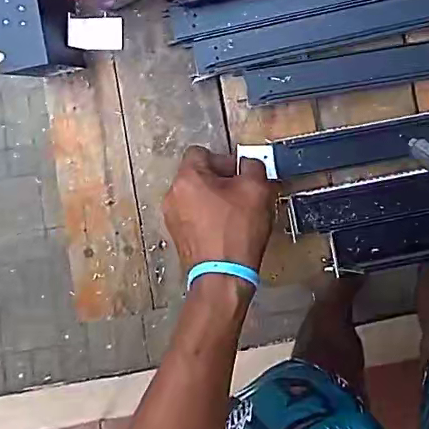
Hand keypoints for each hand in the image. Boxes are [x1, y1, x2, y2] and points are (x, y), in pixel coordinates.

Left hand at [162, 146, 276, 282]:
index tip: (240, 174)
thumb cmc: (237, 231)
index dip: (224, 159)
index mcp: (187, 178)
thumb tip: (249, 164)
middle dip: (221, 181)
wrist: (223, 276)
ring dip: (216, 200)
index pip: (201, 152)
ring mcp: (173, 218)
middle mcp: (173, 195)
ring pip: (196, 196)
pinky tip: (227, 230)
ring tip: (237, 214)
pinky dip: (209, 218)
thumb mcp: (256, 189)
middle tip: (242, 194)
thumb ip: (253, 166)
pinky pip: (194, 216)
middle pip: (198, 175)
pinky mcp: (178, 236)